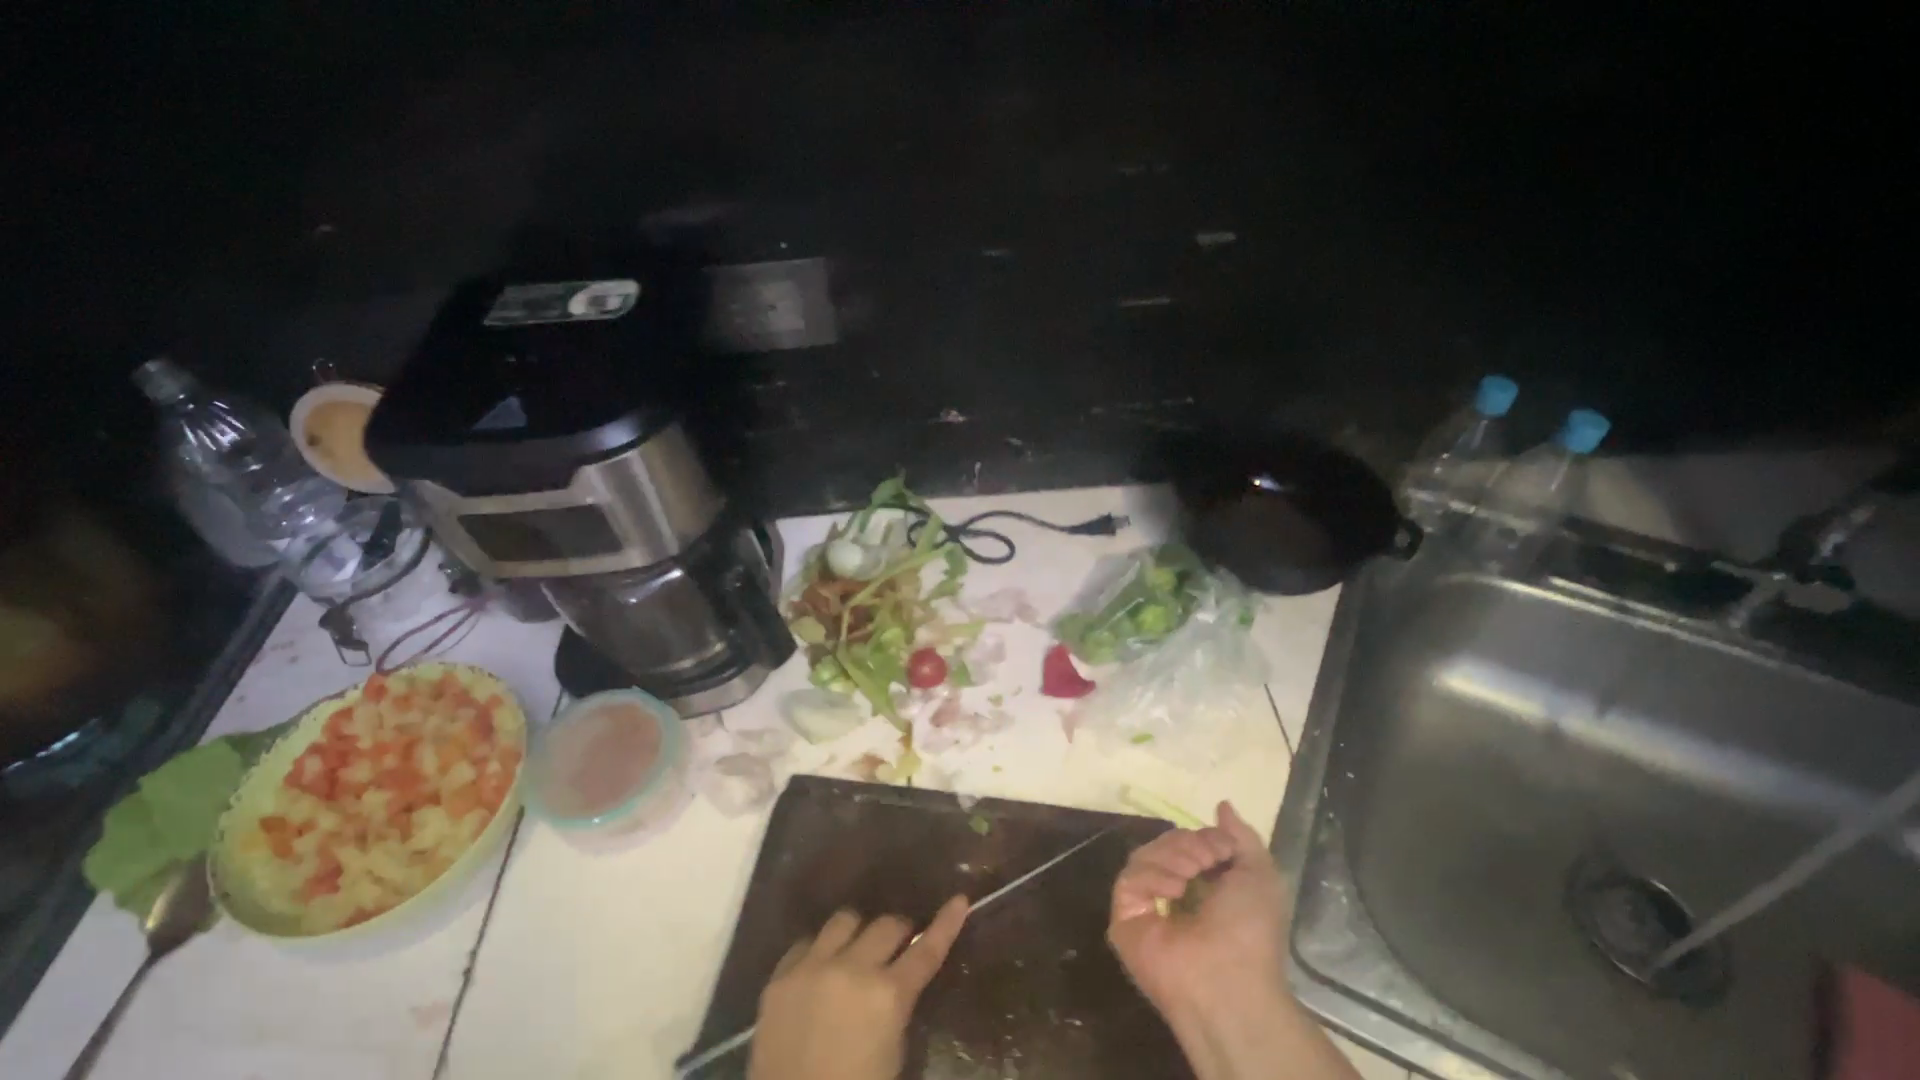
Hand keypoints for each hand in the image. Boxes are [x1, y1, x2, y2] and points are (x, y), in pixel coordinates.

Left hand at [749, 896, 968, 1079]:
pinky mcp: (781, 975)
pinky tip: (820, 968)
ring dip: (858, 932)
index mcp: (888, 996)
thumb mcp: (893, 1053)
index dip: (945, 924)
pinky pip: (806, 942)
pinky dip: (820, 950)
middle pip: (886, 925)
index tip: (958, 900)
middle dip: (898, 932)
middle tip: (897, 945)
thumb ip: (897, 1008)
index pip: (926, 950)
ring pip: (844, 920)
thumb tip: (895, 981)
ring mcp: (813, 967)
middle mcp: (853, 969)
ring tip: (855, 949)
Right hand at [1108, 801, 1289, 1018]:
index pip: (1191, 842)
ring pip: (1145, 854)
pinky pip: (1129, 878)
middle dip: (1187, 844)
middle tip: (1203, 863)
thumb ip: (1242, 837)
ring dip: (1171, 857)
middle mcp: (1175, 894)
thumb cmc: (1251, 930)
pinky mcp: (1124, 917)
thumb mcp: (1261, 875)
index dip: (1204, 837)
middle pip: (1166, 844)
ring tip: (1188, 879)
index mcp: (1206, 886)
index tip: (1222, 850)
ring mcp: (1147, 905)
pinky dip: (1152, 876)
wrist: (1228, 978)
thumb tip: (1222, 805)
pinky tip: (1172, 892)